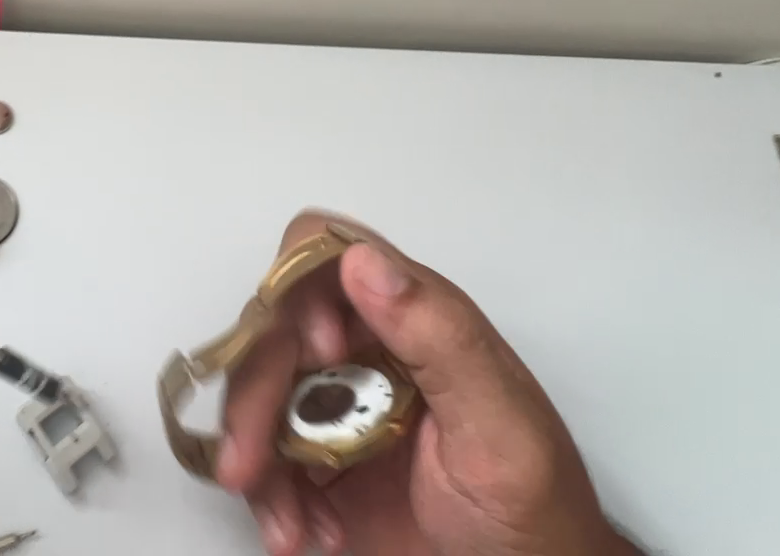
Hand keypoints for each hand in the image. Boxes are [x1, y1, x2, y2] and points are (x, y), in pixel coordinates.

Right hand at [219, 212, 637, 555]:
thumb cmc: (531, 512)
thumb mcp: (500, 427)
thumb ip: (441, 339)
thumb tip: (361, 258)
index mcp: (404, 314)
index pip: (322, 252)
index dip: (298, 286)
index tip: (317, 355)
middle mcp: (356, 341)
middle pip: (270, 328)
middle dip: (252, 395)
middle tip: (248, 466)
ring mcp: (327, 396)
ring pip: (251, 389)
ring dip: (252, 456)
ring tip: (287, 528)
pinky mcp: (309, 449)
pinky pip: (258, 449)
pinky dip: (267, 495)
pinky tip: (300, 533)